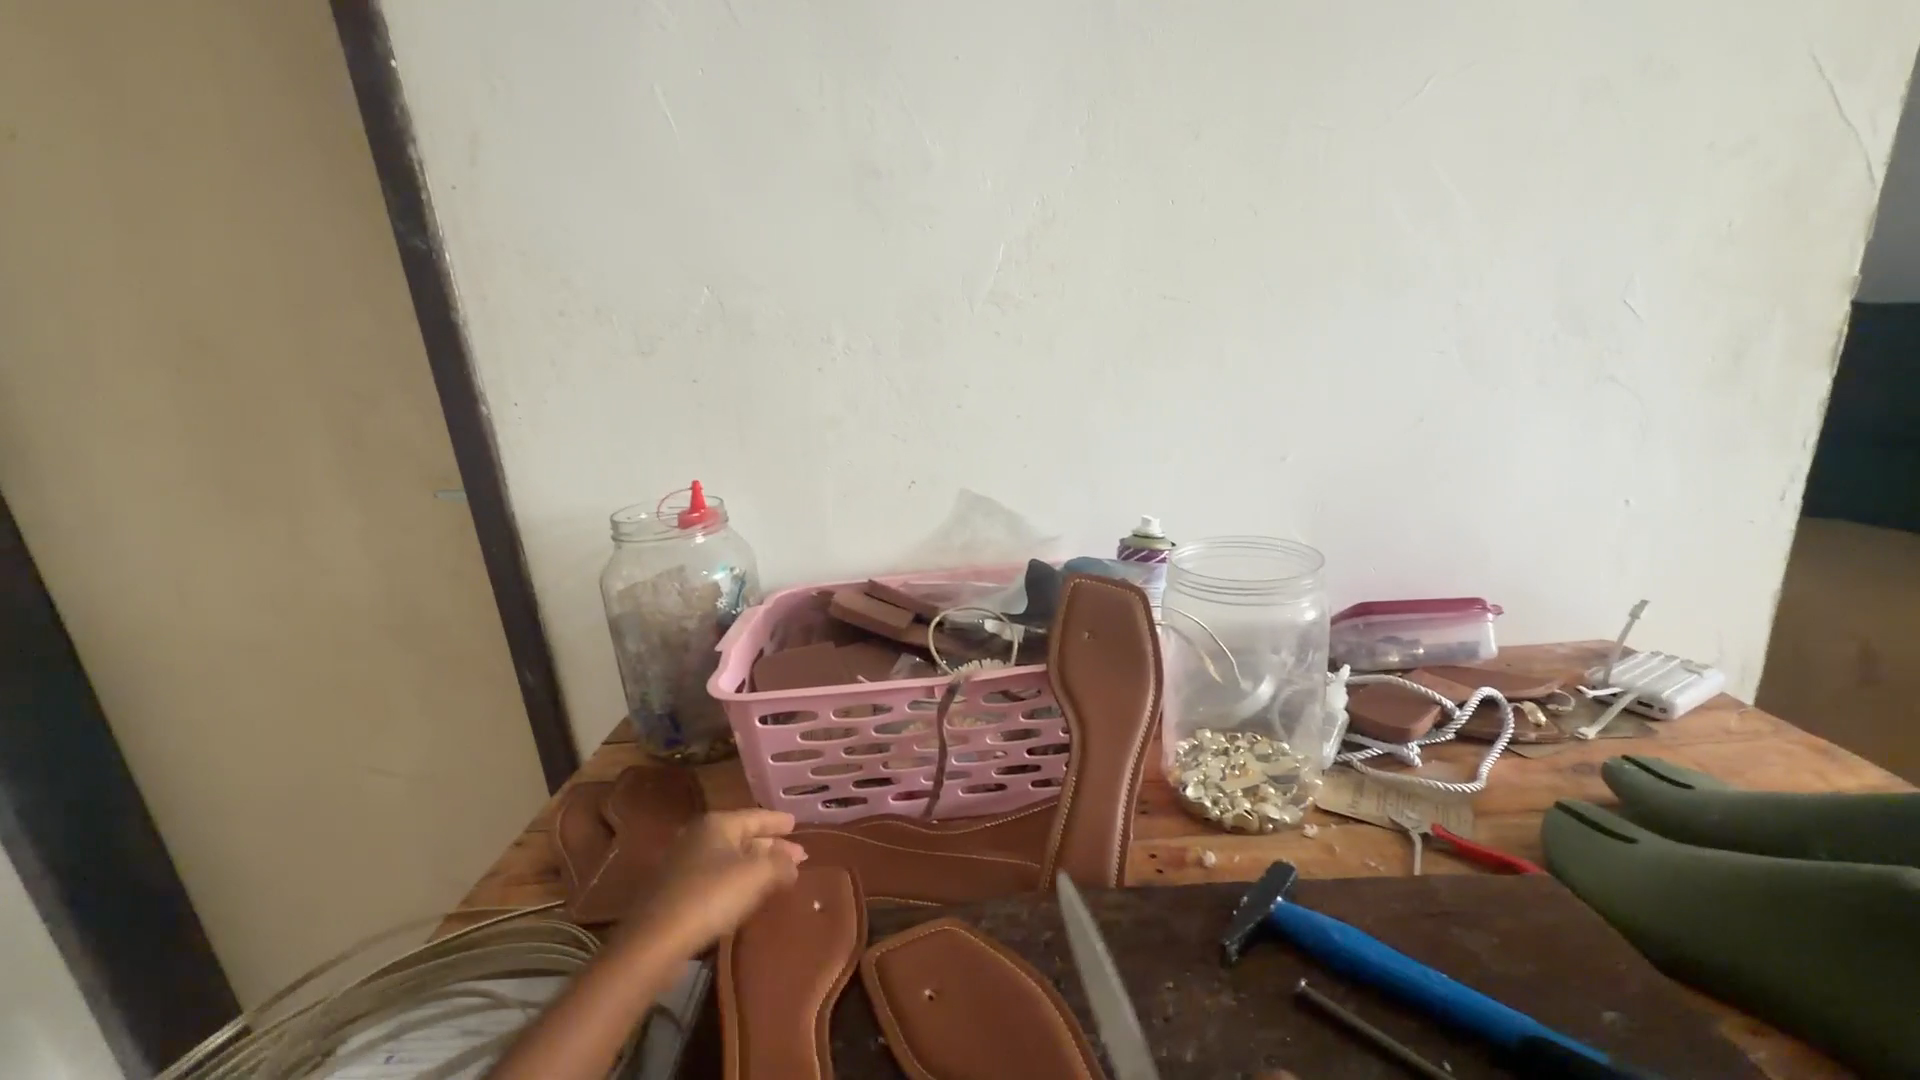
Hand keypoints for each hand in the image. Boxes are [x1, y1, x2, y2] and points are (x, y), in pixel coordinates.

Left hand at [621, 809, 806, 952]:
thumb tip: (793, 861)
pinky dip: (736, 880)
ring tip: (777, 874)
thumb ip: (780, 864)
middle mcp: (698, 836)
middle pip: (742, 837)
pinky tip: (747, 893)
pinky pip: (715, 877)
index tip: (795, 823)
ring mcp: (683, 863)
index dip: (778, 821)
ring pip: (729, 858)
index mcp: (717, 824)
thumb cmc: (710, 897)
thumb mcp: (756, 876)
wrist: (655, 940)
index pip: (756, 817)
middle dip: (770, 846)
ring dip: (754, 865)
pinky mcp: (674, 890)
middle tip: (796, 855)